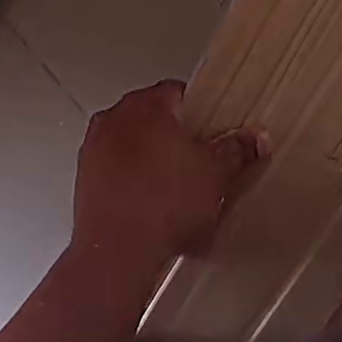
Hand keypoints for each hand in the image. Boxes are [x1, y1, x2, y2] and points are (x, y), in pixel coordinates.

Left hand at [72, 80, 265, 266]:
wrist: (119, 248)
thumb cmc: (164, 204)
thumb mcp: (217, 175)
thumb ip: (237, 150)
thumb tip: (255, 138)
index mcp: (147, 106)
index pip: (179, 93)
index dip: (203, 113)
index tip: (216, 133)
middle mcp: (115, 119)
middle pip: (155, 120)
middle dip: (179, 140)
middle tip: (203, 165)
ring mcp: (95, 149)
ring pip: (136, 147)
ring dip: (157, 163)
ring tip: (181, 193)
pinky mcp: (87, 180)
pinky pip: (120, 174)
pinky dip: (138, 185)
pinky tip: (157, 210)